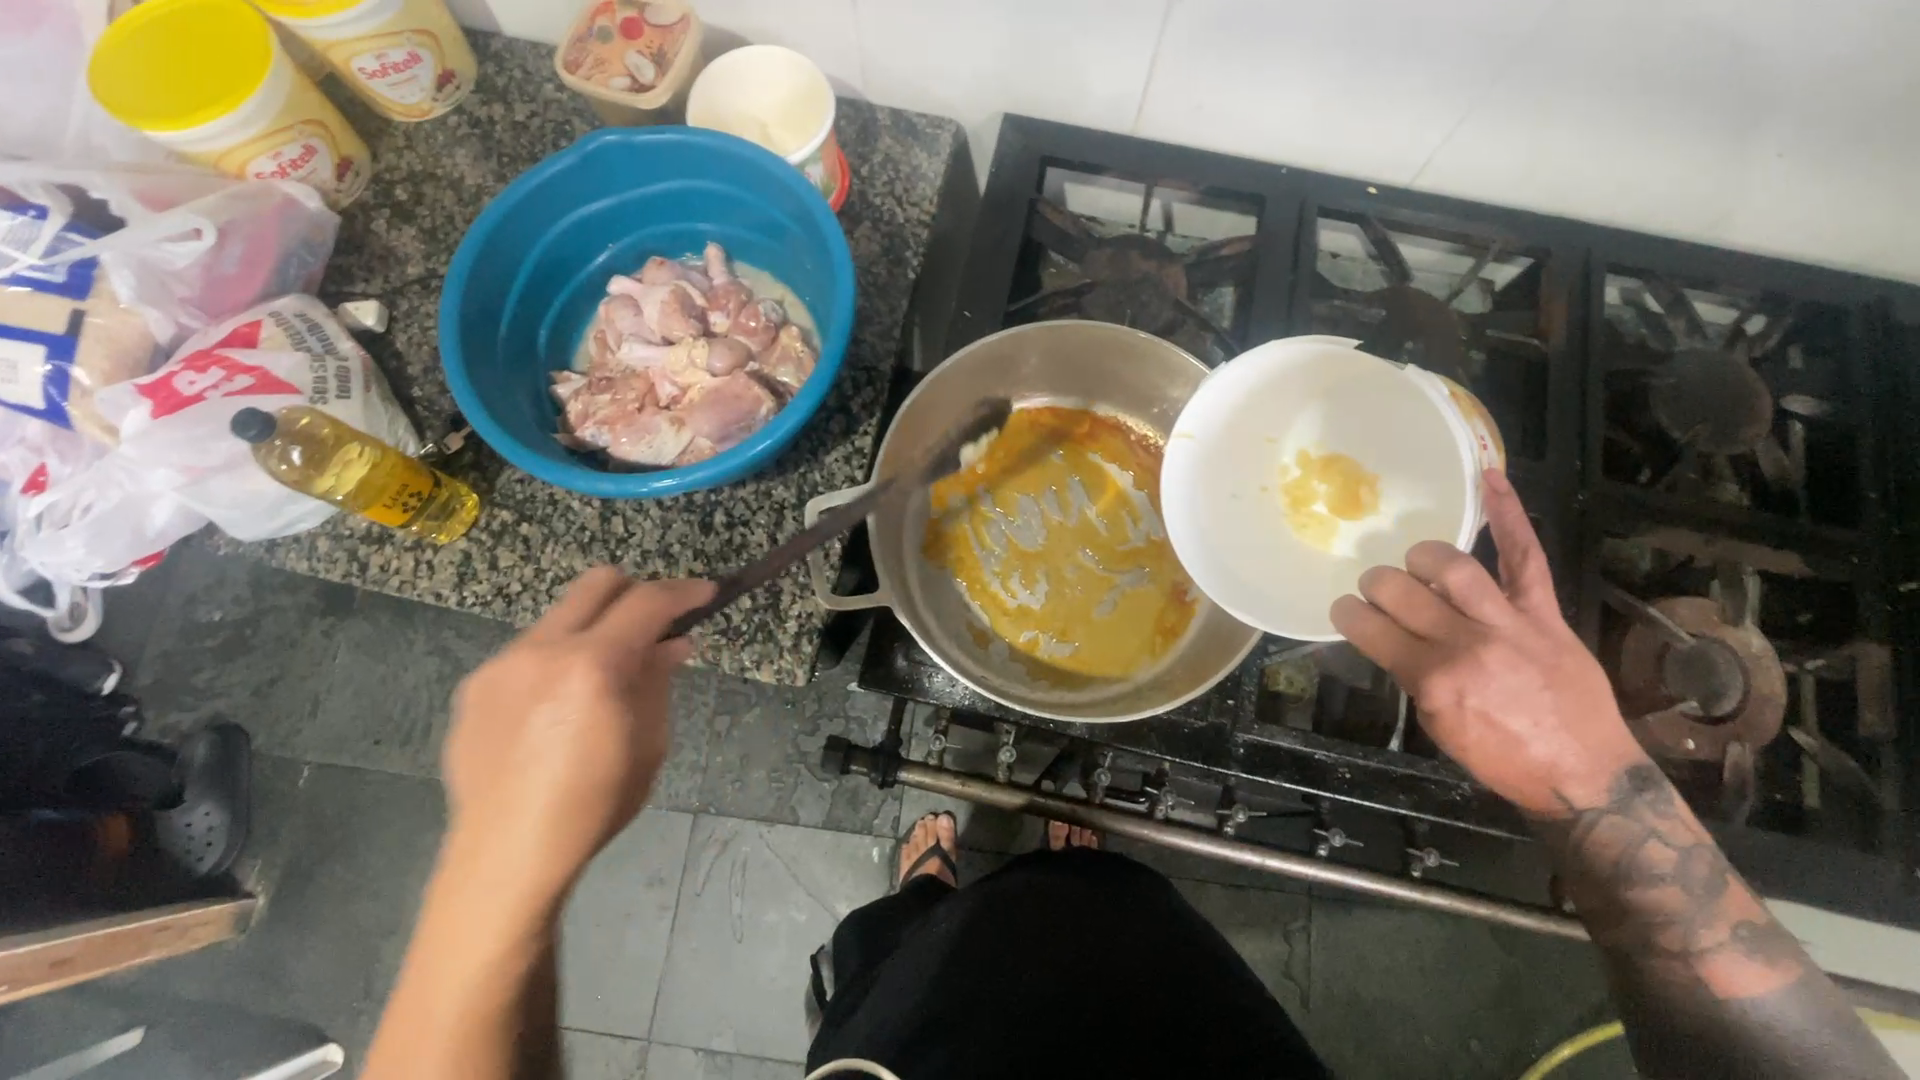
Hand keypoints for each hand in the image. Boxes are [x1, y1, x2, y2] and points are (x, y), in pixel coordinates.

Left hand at [440, 568, 713, 906]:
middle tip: (656, 626)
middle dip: (636, 592)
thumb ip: (657, 681)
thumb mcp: (648, 744)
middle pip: (597, 584)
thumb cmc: (594, 806)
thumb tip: (674, 645)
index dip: (684, 592)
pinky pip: (528, 652)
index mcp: (593, 667)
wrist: (506, 855)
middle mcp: (541, 650)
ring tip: (604, 679)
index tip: (706, 593)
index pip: (647, 602)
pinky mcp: (474, 687)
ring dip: (594, 630)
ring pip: (560, 617)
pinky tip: (559, 709)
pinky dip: (558, 661)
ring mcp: (501, 665)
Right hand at [1329, 469, 1648, 813]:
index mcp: (1430, 675)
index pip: (1366, 625)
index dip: (1347, 615)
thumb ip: (1412, 675)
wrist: (1585, 775)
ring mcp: (1507, 621)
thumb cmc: (1502, 759)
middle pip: (1398, 589)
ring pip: (1450, 564)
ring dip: (1420, 557)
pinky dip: (1508, 514)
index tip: (1346, 614)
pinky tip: (1489, 477)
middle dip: (1376, 586)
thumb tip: (1393, 639)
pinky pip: (1525, 556)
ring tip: (1416, 563)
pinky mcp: (1544, 612)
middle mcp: (1464, 641)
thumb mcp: (1437, 724)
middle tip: (1380, 593)